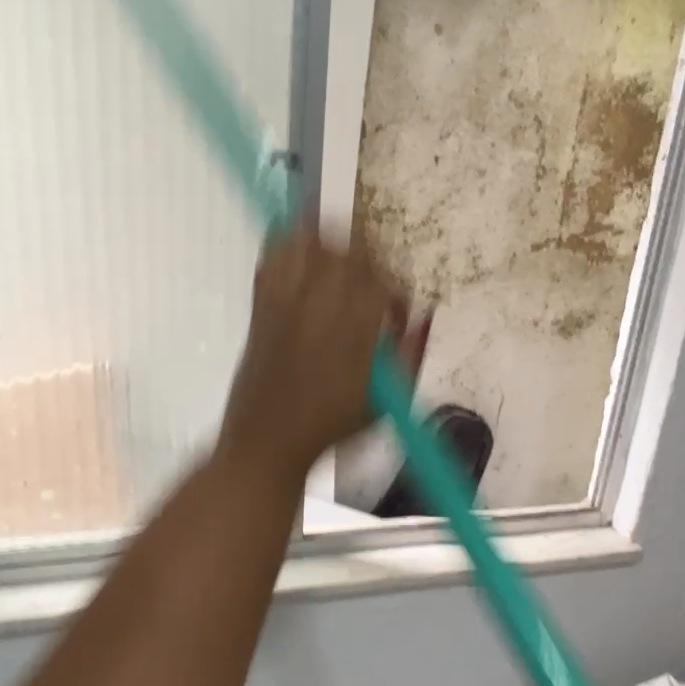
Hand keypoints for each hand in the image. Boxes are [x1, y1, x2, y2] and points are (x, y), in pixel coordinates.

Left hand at [216, 230, 429, 481]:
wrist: (266, 442)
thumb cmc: (331, 427)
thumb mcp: (385, 401)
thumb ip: (409, 356)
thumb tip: (423, 319)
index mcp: (355, 331)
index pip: (382, 283)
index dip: (395, 292)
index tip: (395, 313)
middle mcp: (321, 307)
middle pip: (348, 254)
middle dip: (368, 261)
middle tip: (372, 281)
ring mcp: (286, 303)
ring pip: (308, 245)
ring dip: (328, 243)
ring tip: (338, 256)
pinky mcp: (261, 306)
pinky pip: (272, 260)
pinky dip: (286, 246)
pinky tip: (299, 252)